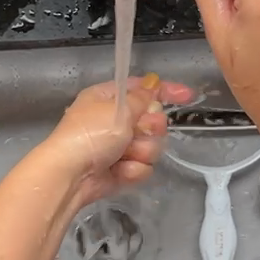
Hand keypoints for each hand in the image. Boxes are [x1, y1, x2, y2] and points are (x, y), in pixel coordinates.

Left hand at [31, 74, 197, 206]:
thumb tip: (152, 85)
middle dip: (150, 128)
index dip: (166, 91)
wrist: (71, 174)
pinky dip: (133, 169)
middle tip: (139, 130)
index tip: (188, 95)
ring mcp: (119, 146)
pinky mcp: (122, 169)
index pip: (144, 89)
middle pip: (153, 120)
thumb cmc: (91, 134)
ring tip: (124, 154)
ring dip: (141, 150)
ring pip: (152, 145)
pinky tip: (120, 170)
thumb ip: (142, 97)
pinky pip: (144, 166)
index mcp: (109, 98)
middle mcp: (115, 120)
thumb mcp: (118, 108)